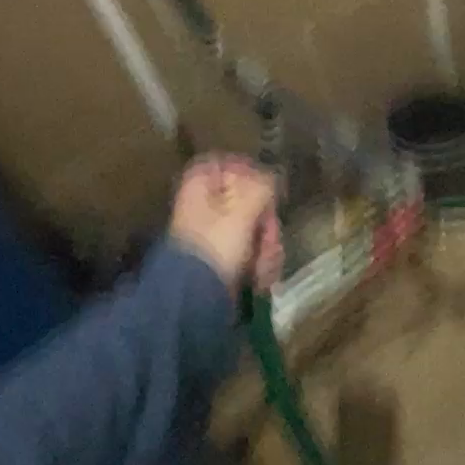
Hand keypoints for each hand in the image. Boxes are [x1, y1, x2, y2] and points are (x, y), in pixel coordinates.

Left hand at [169, 155, 281, 291]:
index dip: (250, 173)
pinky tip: (261, 276)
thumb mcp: (243, 208)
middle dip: (266, 222)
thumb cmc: (215, 245)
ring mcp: (212, 234)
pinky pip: (250, 250)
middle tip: (269, 235)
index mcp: (200, 186)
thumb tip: (273, 176)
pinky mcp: (221, 259)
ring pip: (254, 227)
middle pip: (248, 199)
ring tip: (265, 264)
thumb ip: (262, 185)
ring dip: (267, 246)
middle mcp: (204, 206)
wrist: (191, 300)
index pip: (227, 164)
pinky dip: (260, 262)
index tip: (267, 189)